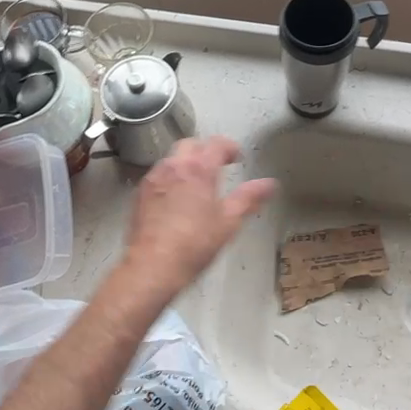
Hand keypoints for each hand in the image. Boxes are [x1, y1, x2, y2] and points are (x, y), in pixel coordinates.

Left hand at [121, 136, 275, 298]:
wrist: (152, 265)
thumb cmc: (195, 244)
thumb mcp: (229, 222)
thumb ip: (249, 198)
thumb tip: (270, 183)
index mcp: (199, 169)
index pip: (216, 144)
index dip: (229, 147)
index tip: (237, 156)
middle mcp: (174, 166)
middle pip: (191, 144)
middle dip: (206, 149)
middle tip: (218, 164)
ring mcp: (154, 178)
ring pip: (172, 158)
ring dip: (187, 162)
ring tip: (197, 181)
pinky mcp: (140, 193)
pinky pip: (159, 174)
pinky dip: (171, 176)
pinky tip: (176, 196)